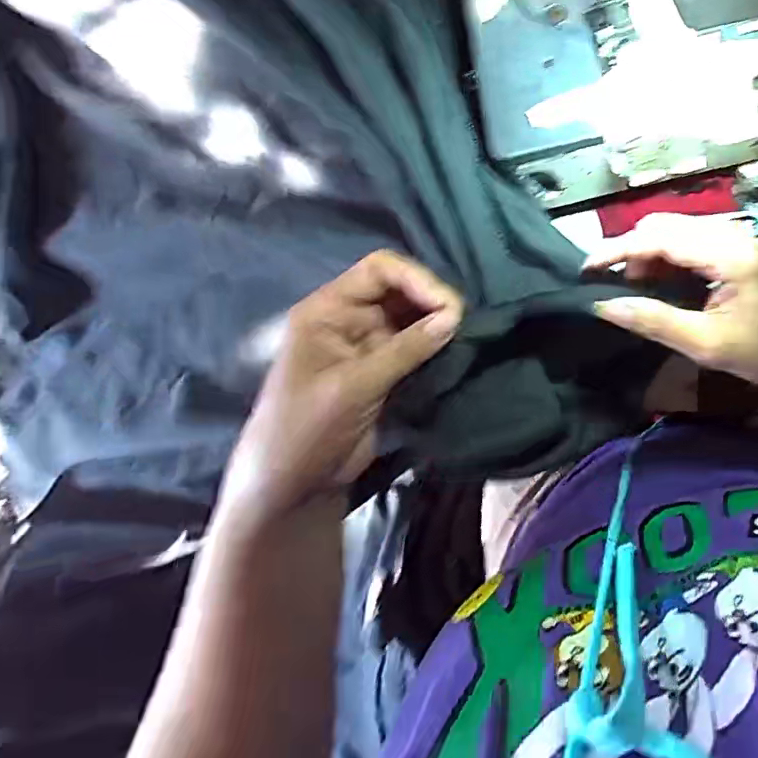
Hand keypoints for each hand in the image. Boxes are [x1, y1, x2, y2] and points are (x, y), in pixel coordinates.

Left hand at [225, 250, 462, 515]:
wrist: (293, 486)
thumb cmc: (306, 429)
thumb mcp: (354, 386)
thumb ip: (405, 350)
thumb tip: (453, 317)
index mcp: (328, 309)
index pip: (379, 270)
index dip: (417, 279)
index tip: (448, 305)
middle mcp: (349, 317)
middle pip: (400, 287)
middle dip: (432, 298)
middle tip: (463, 322)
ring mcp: (367, 342)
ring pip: (412, 314)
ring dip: (437, 320)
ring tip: (464, 334)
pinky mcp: (383, 367)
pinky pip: (416, 342)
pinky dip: (436, 342)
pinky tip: (454, 349)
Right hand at [583, 214, 757, 390]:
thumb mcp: (703, 344)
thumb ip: (653, 321)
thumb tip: (603, 305)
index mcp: (727, 254)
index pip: (659, 239)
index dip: (618, 250)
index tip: (586, 268)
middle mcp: (728, 232)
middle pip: (661, 226)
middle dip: (629, 250)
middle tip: (609, 283)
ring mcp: (729, 233)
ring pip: (668, 228)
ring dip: (643, 252)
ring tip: (632, 286)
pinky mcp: (727, 241)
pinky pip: (681, 237)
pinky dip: (659, 254)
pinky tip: (653, 279)